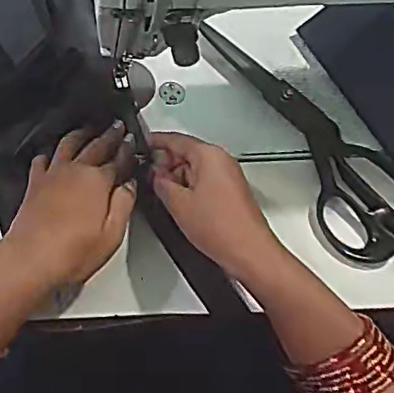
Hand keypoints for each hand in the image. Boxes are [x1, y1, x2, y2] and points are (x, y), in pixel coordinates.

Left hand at [3, 124, 136, 289]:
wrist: (32, 256)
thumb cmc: (70, 251)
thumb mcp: (112, 235)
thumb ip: (124, 205)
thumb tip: (129, 187)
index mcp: (97, 181)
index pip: (118, 160)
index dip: (127, 150)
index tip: (132, 143)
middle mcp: (75, 171)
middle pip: (96, 145)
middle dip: (109, 134)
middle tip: (116, 127)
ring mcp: (53, 174)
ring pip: (68, 144)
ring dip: (81, 133)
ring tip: (88, 128)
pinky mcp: (35, 183)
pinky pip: (42, 158)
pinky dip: (49, 152)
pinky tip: (50, 153)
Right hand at [151, 132, 285, 282]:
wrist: (250, 253)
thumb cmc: (224, 229)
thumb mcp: (176, 203)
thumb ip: (159, 182)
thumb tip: (155, 175)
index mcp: (209, 155)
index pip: (175, 139)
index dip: (155, 142)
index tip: (143, 146)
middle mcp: (222, 161)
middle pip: (186, 153)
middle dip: (167, 166)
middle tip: (152, 179)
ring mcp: (229, 176)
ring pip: (195, 169)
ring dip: (179, 180)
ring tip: (171, 201)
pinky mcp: (232, 192)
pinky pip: (205, 182)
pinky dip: (192, 190)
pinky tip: (186, 209)